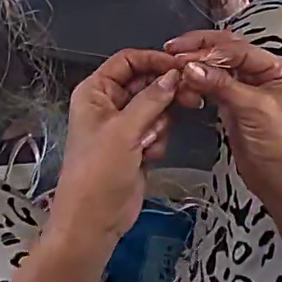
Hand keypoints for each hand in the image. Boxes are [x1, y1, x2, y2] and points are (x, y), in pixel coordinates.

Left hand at [49, 49, 182, 250]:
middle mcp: (108, 103)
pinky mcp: (137, 143)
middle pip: (146, 81)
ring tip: (151, 142)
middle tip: (188, 98)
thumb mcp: (125, 131)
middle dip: (164, 94)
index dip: (154, 60)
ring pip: (156, 105)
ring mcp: (123, 124)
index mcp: (95, 92)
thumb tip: (174, 75)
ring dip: (160, 122)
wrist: (94, 222)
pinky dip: (159, 139)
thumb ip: (152, 99)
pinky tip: (149, 156)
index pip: (128, 61)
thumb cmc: (98, 174)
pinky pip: (158, 127)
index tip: (181, 66)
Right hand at [163, 31, 281, 209]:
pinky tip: (185, 88)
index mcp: (276, 69)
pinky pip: (212, 89)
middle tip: (172, 51)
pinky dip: (197, 87)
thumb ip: (223, 85)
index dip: (208, 49)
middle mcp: (263, 76)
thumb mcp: (255, 109)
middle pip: (226, 53)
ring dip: (196, 69)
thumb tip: (191, 67)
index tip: (182, 54)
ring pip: (217, 71)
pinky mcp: (234, 109)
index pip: (237, 49)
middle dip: (199, 51)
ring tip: (174, 71)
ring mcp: (247, 92)